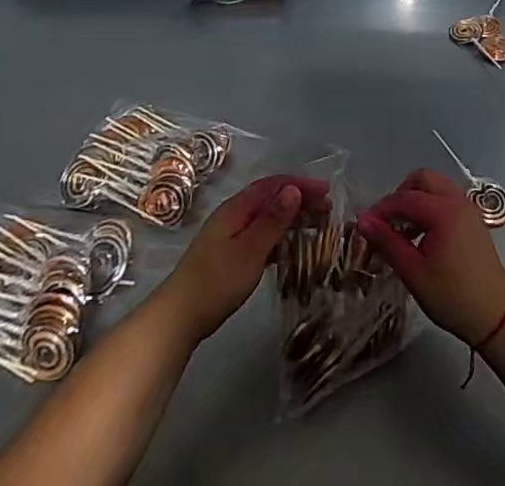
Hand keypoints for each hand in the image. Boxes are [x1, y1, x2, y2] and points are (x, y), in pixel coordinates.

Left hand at [151, 174, 328, 343]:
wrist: (177, 319)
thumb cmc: (217, 282)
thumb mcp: (251, 249)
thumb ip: (273, 219)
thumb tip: (293, 189)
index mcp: (236, 209)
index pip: (273, 185)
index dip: (300, 184)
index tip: (327, 191)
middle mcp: (232, 217)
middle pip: (270, 199)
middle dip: (300, 199)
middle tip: (327, 209)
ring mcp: (229, 237)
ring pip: (267, 218)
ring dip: (292, 217)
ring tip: (317, 225)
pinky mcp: (229, 256)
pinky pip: (262, 235)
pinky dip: (281, 235)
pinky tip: (291, 247)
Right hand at [357, 169, 504, 343]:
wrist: (494, 313)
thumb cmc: (451, 296)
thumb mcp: (413, 272)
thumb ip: (388, 242)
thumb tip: (364, 222)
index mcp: (445, 212)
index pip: (406, 197)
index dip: (381, 208)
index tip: (364, 226)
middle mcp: (459, 202)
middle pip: (424, 179)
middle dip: (400, 194)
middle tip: (385, 222)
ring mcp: (469, 209)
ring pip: (437, 188)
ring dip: (416, 200)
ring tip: (400, 232)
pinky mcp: (473, 221)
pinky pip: (446, 200)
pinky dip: (429, 208)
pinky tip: (420, 236)